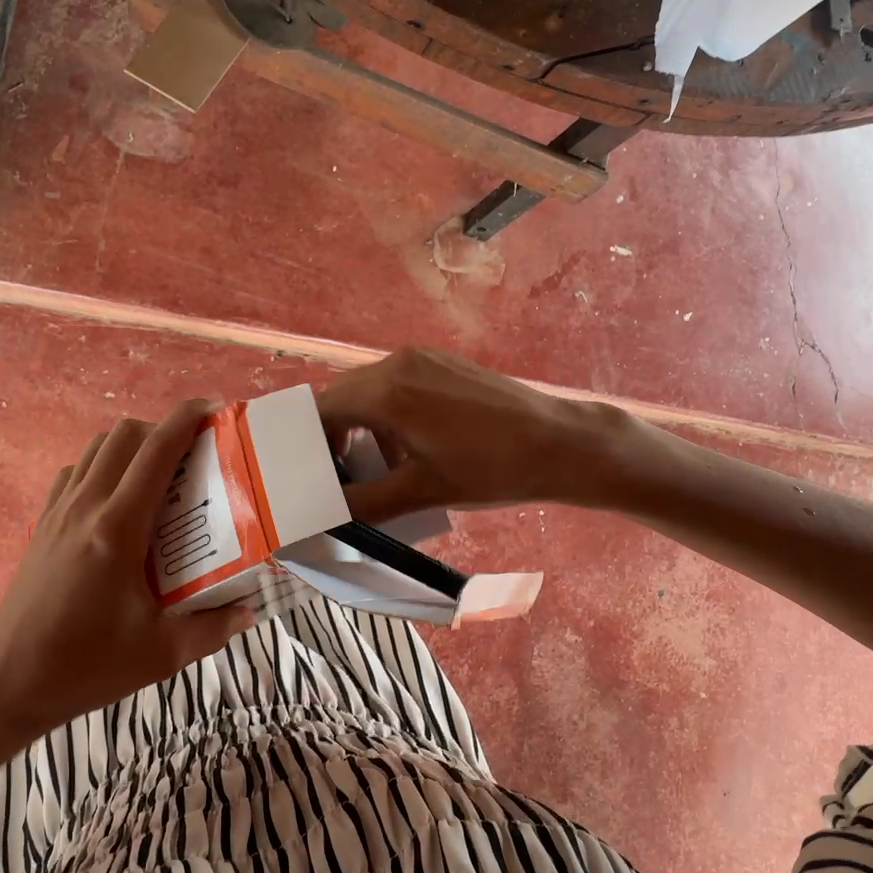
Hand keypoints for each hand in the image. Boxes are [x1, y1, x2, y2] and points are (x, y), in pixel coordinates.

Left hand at [0, 400, 253, 800]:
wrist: (7, 683)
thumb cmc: (86, 666)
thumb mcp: (161, 654)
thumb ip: (213, 628)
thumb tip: (252, 608)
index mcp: (118, 528)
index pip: (156, 451)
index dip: (186, 419)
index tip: (215, 410)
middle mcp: (86, 506)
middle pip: (124, 434)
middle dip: (162, 429)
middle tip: (194, 454)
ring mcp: (59, 511)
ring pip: (97, 447)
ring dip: (131, 445)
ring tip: (160, 473)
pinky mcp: (43, 524)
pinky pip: (76, 472)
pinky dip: (102, 466)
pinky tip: (118, 499)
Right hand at [316, 347, 635, 522]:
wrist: (560, 443)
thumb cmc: (490, 469)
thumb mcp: (422, 491)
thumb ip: (367, 502)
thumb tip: (328, 514)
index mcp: (387, 390)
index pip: (324, 408)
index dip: (312, 442)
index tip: (315, 475)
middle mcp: (399, 362)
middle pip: (345, 395)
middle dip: (337, 435)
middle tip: (342, 476)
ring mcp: (425, 358)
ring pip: (372, 389)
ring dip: (365, 425)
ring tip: (380, 467)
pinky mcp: (445, 364)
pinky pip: (399, 383)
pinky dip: (390, 412)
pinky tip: (412, 447)